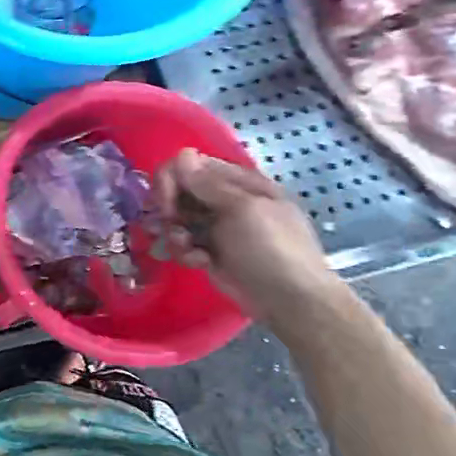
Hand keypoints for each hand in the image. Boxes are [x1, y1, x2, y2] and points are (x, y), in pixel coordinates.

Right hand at [155, 149, 337, 316]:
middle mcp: (226, 200)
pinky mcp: (209, 251)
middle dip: (169, 208)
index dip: (172, 180)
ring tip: (186, 248)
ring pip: (176, 218)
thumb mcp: (242, 210)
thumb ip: (208, 183)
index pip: (192, 166)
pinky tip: (199, 262)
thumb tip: (181, 154)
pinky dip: (184, 251)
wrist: (290, 300)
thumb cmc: (271, 248)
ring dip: (174, 232)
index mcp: (241, 183)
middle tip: (171, 225)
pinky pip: (183, 242)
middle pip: (180, 191)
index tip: (166, 203)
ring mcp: (217, 227)